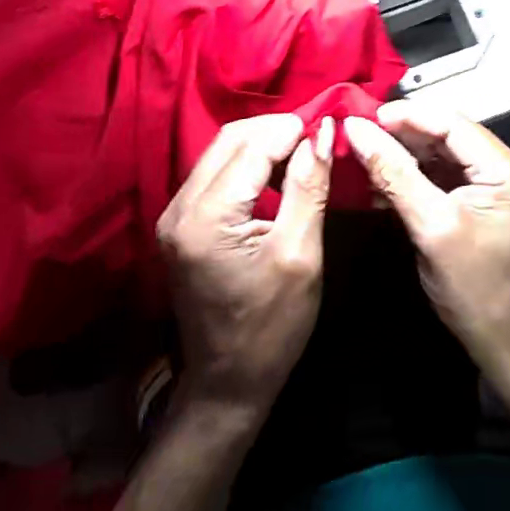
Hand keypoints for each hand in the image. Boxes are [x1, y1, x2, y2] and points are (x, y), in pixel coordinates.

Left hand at [156, 114, 332, 411]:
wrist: (229, 382)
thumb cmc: (273, 324)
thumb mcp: (300, 253)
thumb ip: (308, 186)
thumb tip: (322, 133)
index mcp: (207, 216)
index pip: (253, 145)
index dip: (296, 130)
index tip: (334, 128)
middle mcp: (180, 207)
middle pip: (231, 139)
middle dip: (279, 129)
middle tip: (322, 138)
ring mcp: (175, 215)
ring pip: (223, 152)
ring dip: (266, 144)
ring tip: (307, 153)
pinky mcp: (182, 224)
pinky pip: (218, 174)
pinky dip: (252, 164)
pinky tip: (281, 174)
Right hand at [342, 101, 509, 383]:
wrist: (509, 344)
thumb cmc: (475, 291)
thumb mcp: (431, 228)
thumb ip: (395, 175)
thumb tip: (357, 130)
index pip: (456, 125)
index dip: (409, 116)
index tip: (365, 117)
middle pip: (453, 138)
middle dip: (406, 136)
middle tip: (361, 135)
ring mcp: (507, 187)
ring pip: (450, 157)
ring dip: (411, 157)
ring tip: (369, 156)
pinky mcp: (495, 203)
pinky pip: (454, 178)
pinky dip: (423, 179)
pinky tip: (390, 180)